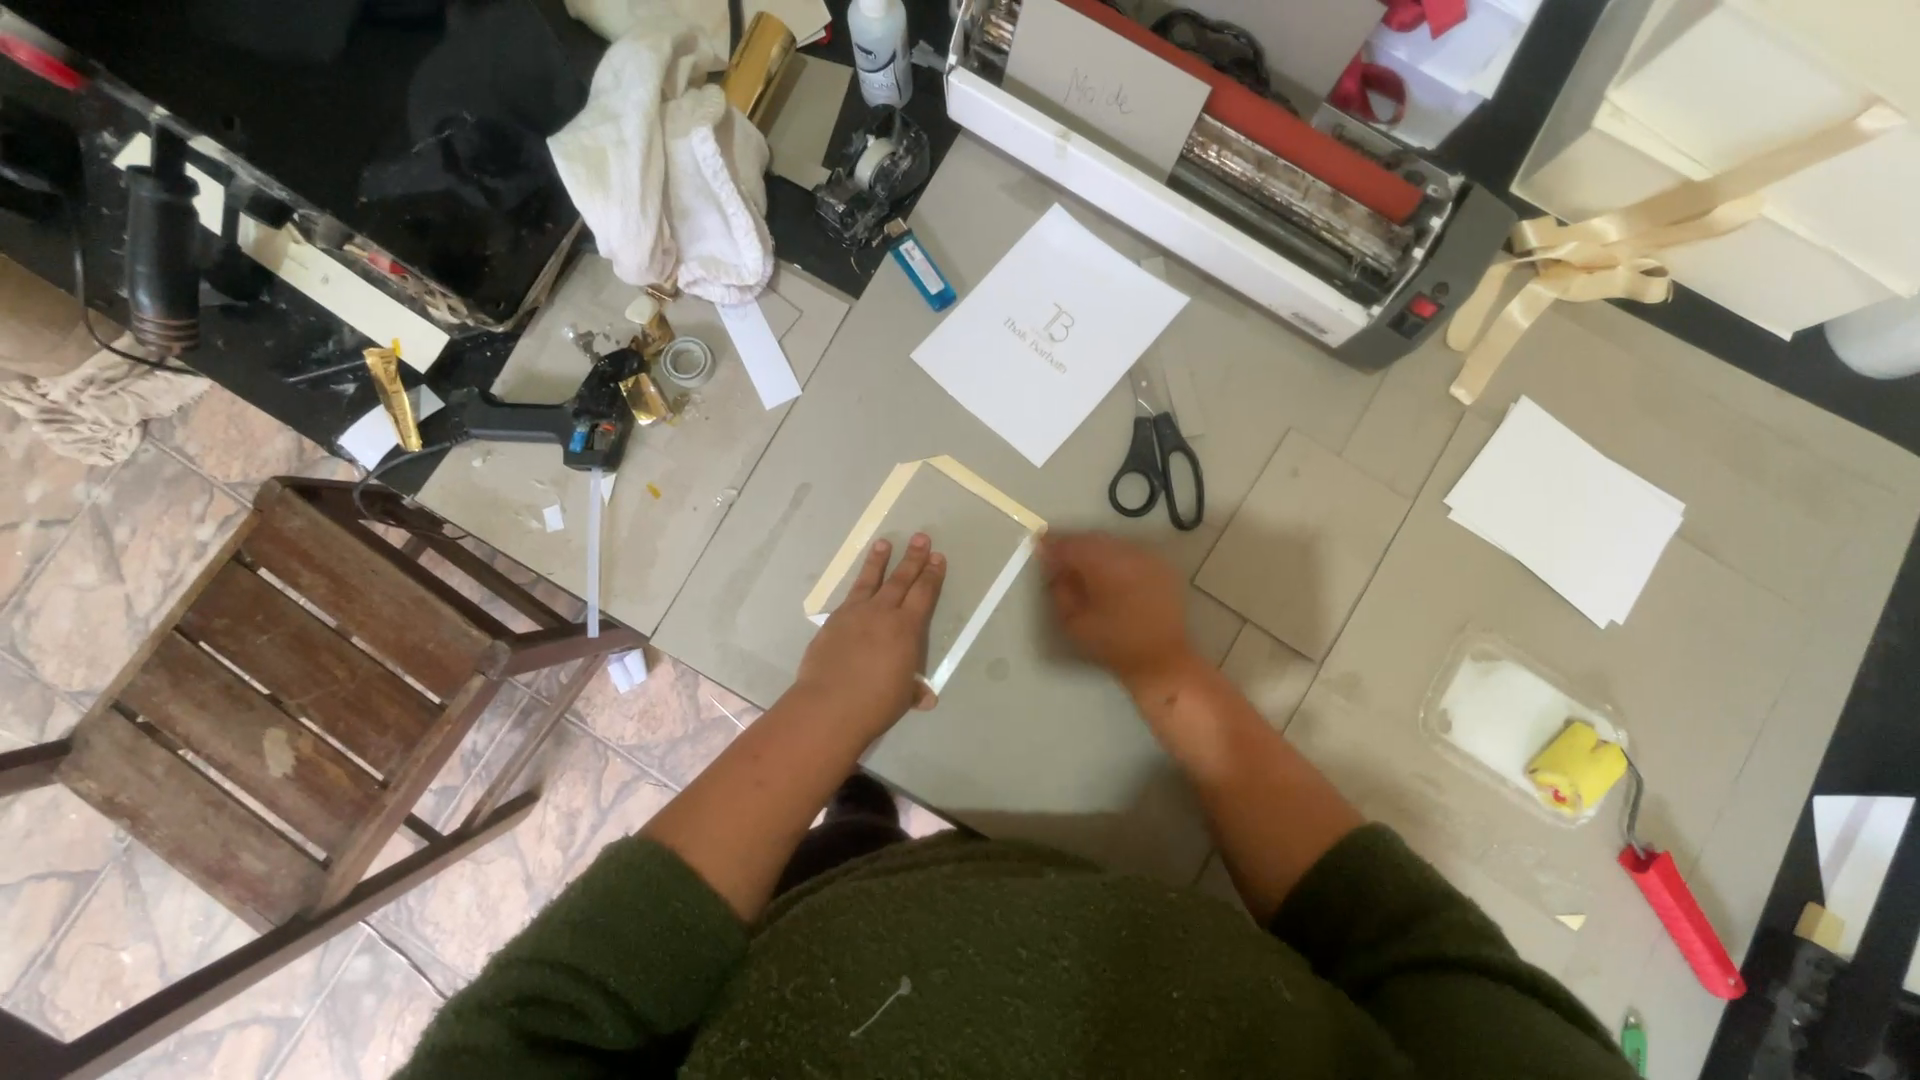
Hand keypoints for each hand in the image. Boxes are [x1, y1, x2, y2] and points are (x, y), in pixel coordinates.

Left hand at [794, 533, 945, 736]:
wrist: (828, 705)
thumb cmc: (874, 704)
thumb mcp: (902, 698)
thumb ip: (913, 691)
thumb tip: (927, 698)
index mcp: (907, 629)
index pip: (924, 594)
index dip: (932, 575)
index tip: (938, 558)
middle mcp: (882, 614)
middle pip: (901, 579)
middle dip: (913, 558)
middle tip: (921, 537)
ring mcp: (855, 614)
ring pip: (870, 580)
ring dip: (879, 561)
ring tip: (884, 543)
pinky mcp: (833, 622)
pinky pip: (849, 596)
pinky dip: (857, 585)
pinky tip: (858, 583)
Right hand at [1039, 531, 1198, 694]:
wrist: (1162, 659)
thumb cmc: (1114, 645)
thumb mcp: (1074, 623)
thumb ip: (1059, 591)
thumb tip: (1054, 570)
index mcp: (1105, 566)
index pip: (1071, 545)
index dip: (1051, 544)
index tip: (1037, 545)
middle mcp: (1128, 554)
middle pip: (1092, 539)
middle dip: (1072, 545)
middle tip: (1056, 555)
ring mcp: (1148, 558)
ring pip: (1112, 543)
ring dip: (1093, 550)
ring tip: (1080, 564)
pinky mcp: (1161, 566)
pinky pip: (1129, 552)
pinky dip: (1113, 557)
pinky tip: (1106, 572)